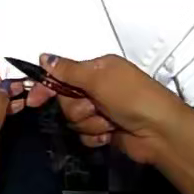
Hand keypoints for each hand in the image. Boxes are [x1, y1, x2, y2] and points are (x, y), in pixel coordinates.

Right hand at [22, 53, 193, 165]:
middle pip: (65, 100)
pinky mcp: (104, 131)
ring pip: (74, 120)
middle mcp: (97, 88)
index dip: (46, 87)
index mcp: (98, 69)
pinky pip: (83, 135)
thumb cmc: (134, 98)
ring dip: (90, 123)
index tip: (34, 99)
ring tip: (110, 122)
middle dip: (78, 108)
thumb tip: (45, 57)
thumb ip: (69, 70)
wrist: (160, 133)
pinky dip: (95, 136)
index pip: (62, 75)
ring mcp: (101, 110)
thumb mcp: (100, 78)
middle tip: (95, 107)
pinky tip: (111, 134)